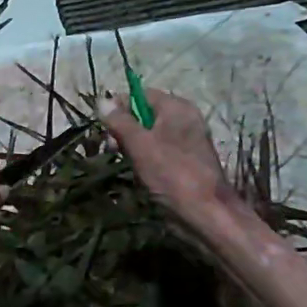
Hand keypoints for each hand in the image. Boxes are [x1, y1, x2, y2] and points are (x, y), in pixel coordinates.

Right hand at [98, 91, 230, 218]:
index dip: (119, 106)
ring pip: (150, 134)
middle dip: (124, 128)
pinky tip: (137, 170)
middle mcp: (185, 119)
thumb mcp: (140, 144)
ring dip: (132, 145)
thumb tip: (101, 100)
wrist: (204, 212)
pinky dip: (145, 157)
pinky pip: (159, 150)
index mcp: (177, 108)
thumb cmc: (171, 173)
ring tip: (122, 160)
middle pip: (145, 114)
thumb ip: (120, 121)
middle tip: (111, 146)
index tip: (104, 125)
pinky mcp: (186, 160)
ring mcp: (187, 140)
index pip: (141, 94)